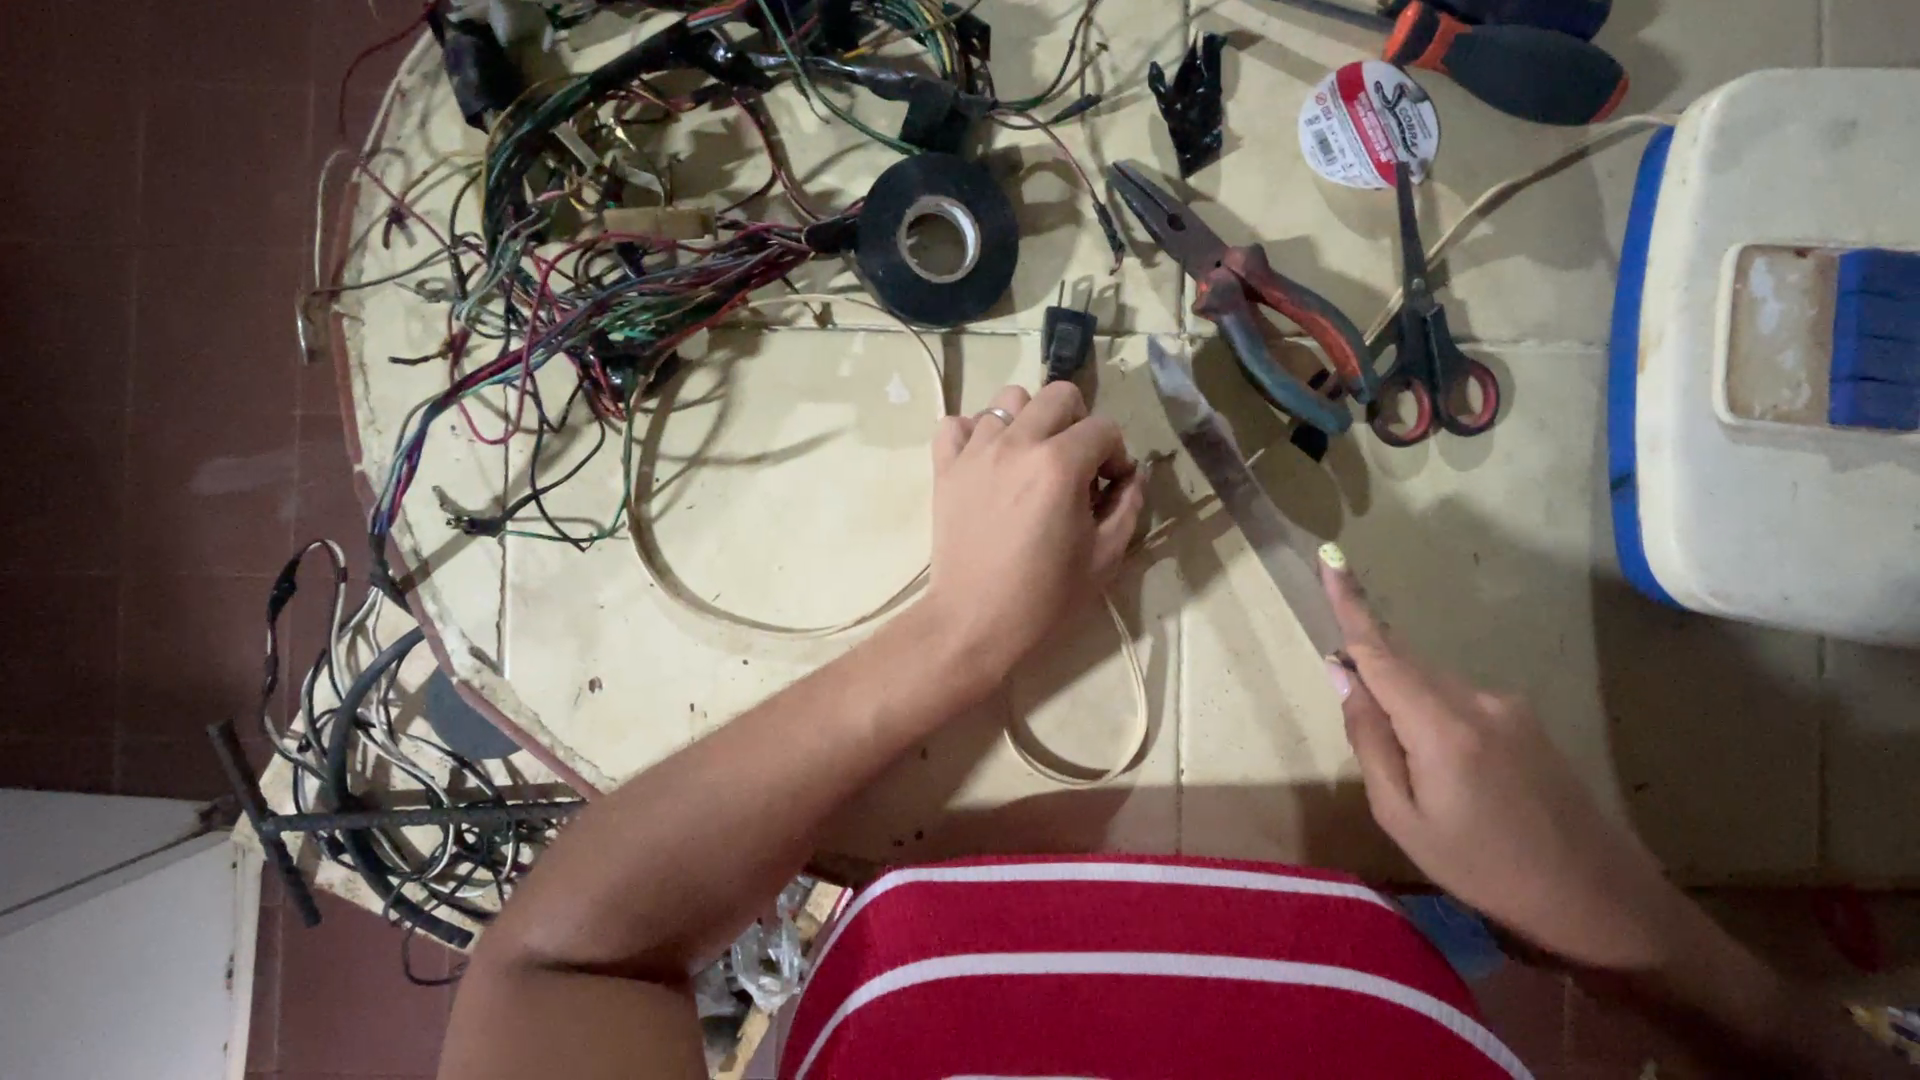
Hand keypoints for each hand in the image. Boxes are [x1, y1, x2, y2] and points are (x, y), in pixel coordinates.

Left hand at [921, 382, 1147, 687]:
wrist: (975, 623)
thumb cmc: (1045, 598)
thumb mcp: (1105, 557)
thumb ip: (1127, 505)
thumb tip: (1130, 475)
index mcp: (1060, 464)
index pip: (1103, 428)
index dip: (1116, 454)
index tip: (1110, 486)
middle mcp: (1016, 444)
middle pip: (1057, 395)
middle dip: (1078, 423)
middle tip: (1075, 465)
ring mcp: (975, 452)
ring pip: (1007, 399)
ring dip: (1028, 421)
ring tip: (1030, 459)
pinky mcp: (944, 468)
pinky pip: (955, 424)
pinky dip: (974, 433)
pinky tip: (988, 461)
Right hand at [1320, 550, 1696, 971]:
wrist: (1601, 902)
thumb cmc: (1485, 868)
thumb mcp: (1403, 817)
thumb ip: (1370, 740)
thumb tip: (1343, 677)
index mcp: (1441, 726)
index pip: (1380, 652)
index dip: (1349, 607)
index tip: (1329, 562)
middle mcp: (1476, 700)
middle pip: (1403, 665)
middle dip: (1371, 678)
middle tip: (1365, 734)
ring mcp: (1507, 707)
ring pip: (1430, 685)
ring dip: (1405, 708)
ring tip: (1419, 779)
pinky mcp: (1525, 720)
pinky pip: (1458, 701)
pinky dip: (1433, 719)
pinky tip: (1451, 776)